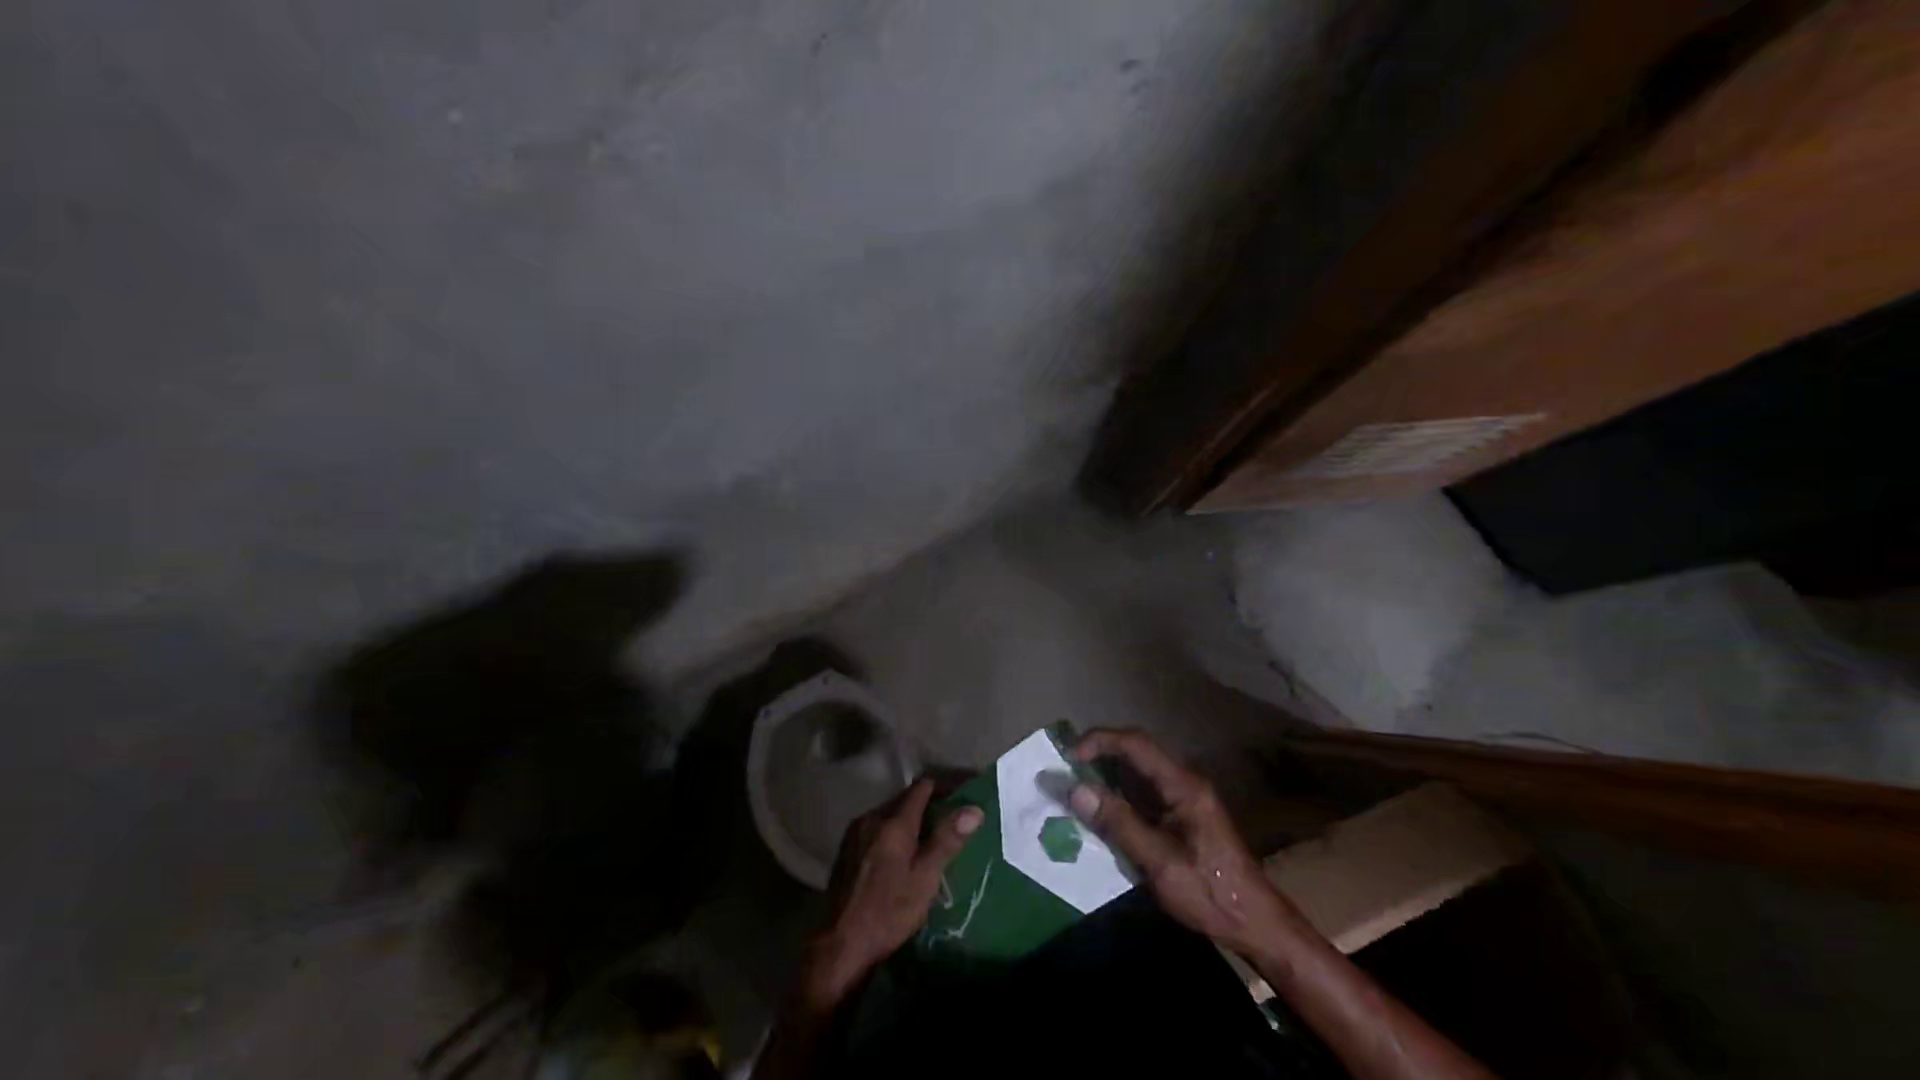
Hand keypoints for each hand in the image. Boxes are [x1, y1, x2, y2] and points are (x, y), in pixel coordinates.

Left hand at [797, 778, 983, 1009]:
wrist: (840, 944)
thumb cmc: (888, 912)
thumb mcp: (925, 878)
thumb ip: (947, 839)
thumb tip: (974, 809)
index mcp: (893, 822)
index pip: (921, 787)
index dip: (944, 787)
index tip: (963, 795)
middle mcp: (871, 818)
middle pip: (904, 797)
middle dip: (928, 803)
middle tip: (951, 819)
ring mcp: (856, 832)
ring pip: (889, 812)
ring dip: (910, 817)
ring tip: (930, 836)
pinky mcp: (847, 847)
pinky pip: (876, 826)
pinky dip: (893, 830)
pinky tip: (902, 852)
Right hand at [1070, 729, 1301, 959]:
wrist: (1254, 922)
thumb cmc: (1209, 892)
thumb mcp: (1159, 862)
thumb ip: (1118, 823)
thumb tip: (1076, 789)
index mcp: (1184, 785)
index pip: (1136, 743)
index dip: (1100, 741)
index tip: (1069, 756)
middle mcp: (1184, 782)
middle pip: (1137, 750)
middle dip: (1100, 752)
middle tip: (1067, 769)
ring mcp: (1184, 797)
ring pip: (1139, 770)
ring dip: (1107, 772)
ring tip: (1076, 787)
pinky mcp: (1181, 814)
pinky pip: (1144, 790)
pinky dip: (1119, 792)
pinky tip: (1101, 810)